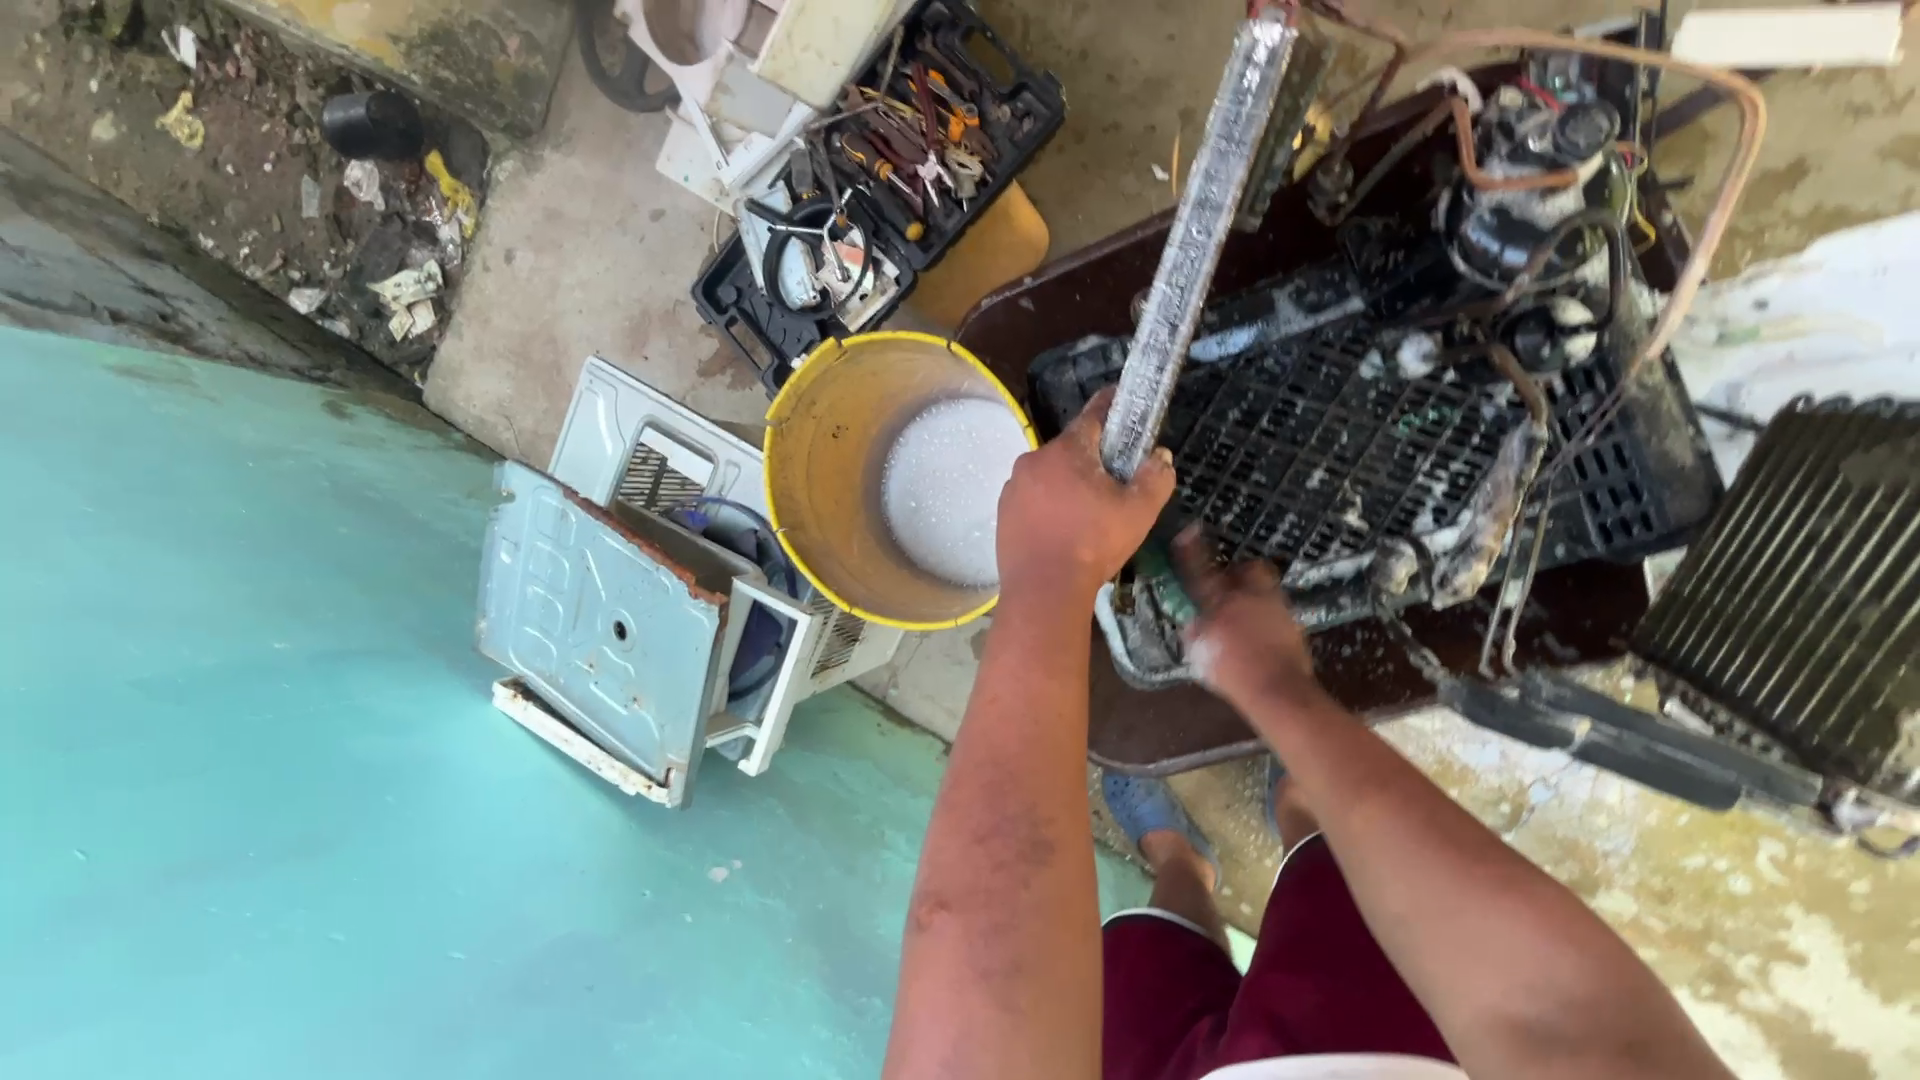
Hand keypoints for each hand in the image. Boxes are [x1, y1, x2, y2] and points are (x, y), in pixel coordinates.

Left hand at [996, 389, 1175, 605]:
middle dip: (1092, 458)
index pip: (1093, 415)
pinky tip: (1062, 529)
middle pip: (1071, 449)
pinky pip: (1033, 498)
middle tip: (1114, 481)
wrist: (1043, 591)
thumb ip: (1155, 478)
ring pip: (1049, 475)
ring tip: (1088, 513)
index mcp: (1067, 450)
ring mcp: (1013, 487)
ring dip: (1068, 484)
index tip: (1123, 399)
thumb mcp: (1138, 512)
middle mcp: (1033, 459)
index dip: (1112, 405)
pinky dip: (1049, 506)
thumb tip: (1160, 457)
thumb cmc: (1093, 545)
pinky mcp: (1003, 513)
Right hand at [1173, 526, 1323, 708]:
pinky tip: (1259, 633)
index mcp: (1221, 602)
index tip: (1187, 531)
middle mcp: (1251, 597)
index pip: (1200, 570)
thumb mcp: (1200, 653)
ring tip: (1245, 611)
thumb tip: (1192, 620)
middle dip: (1239, 570)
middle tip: (1229, 582)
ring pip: (1266, 587)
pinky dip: (1266, 616)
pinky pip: (1276, 610)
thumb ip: (1195, 631)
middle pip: (1249, 568)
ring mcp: (1277, 608)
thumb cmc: (1233, 672)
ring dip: (1254, 593)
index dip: (1192, 550)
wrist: (1278, 690)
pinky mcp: (1294, 624)